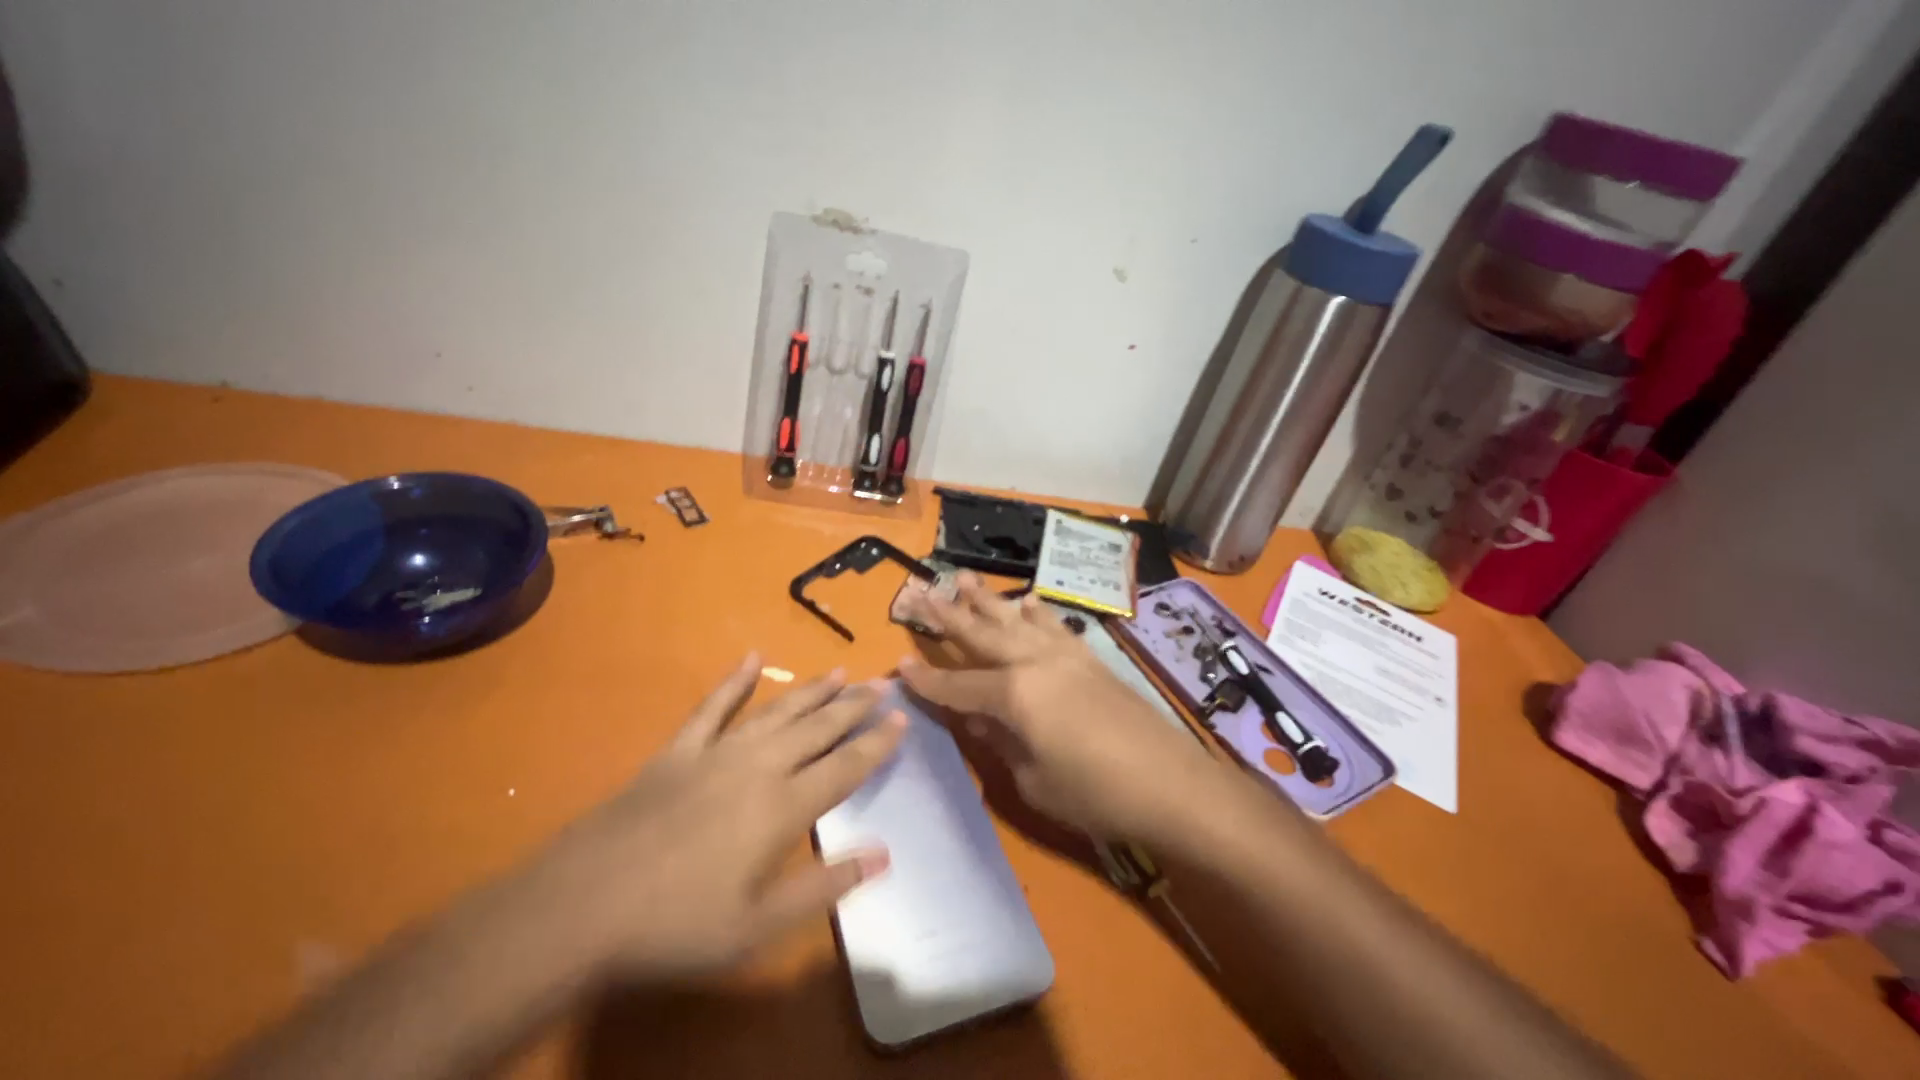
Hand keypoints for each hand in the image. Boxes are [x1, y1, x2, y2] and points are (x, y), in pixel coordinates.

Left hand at [530, 656, 904, 981]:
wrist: (581, 906)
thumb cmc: (677, 926)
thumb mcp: (759, 926)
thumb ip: (824, 887)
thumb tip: (884, 855)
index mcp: (782, 808)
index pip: (844, 767)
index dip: (877, 743)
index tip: (903, 718)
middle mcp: (757, 768)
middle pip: (817, 729)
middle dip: (853, 706)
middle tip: (882, 684)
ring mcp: (713, 754)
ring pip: (775, 711)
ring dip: (811, 691)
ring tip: (840, 671)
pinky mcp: (674, 753)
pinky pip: (711, 707)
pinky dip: (734, 681)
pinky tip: (752, 658)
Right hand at [900, 574, 1225, 844]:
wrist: (1171, 785)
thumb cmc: (1095, 794)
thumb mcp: (1032, 779)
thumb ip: (999, 742)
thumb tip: (976, 718)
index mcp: (1012, 695)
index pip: (957, 685)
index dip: (926, 680)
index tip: (897, 665)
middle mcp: (1034, 663)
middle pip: (982, 635)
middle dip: (948, 615)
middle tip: (919, 590)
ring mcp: (1065, 656)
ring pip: (1016, 621)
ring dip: (988, 601)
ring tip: (964, 579)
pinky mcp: (1090, 660)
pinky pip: (1054, 626)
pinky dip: (1036, 613)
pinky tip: (1026, 601)